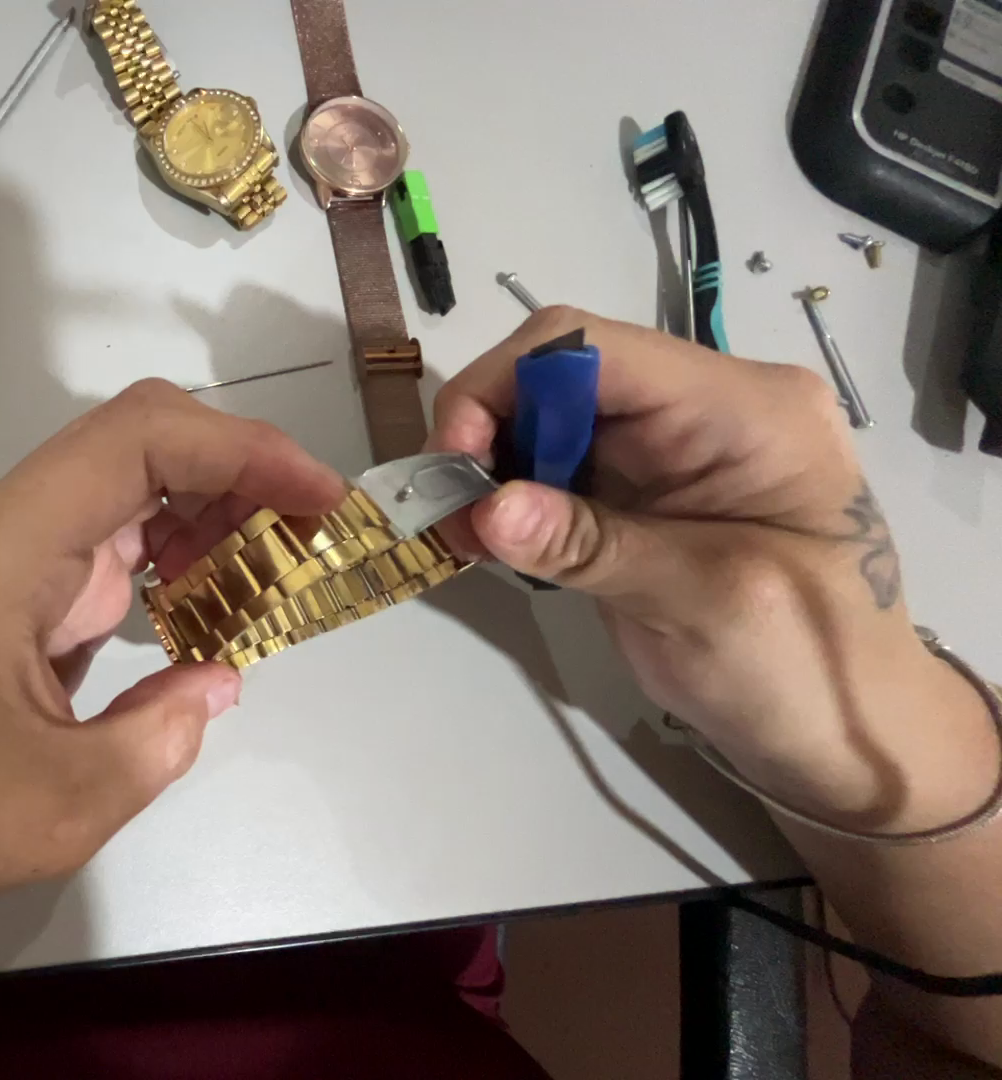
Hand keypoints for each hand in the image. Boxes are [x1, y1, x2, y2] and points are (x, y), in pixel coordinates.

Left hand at [0, 381, 346, 919]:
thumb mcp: (63, 801)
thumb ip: (160, 736)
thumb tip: (220, 679)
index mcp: (5, 551)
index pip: (132, 442)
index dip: (238, 449)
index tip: (315, 494)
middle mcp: (7, 524)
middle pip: (134, 437)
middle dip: (234, 466)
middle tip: (304, 530)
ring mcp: (13, 544)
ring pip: (128, 474)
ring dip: (209, 501)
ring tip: (269, 563)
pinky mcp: (24, 572)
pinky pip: (113, 526)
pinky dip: (175, 541)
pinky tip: (209, 591)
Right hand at [428, 308, 993, 829]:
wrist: (832, 722)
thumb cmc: (802, 662)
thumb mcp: (701, 601)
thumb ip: (591, 546)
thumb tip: (486, 509)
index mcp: (738, 409)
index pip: (588, 347)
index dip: (500, 386)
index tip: (453, 461)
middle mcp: (689, 407)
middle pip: (544, 374)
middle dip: (478, 431)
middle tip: (450, 510)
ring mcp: (648, 446)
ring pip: (525, 418)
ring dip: (478, 470)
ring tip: (465, 538)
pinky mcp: (615, 485)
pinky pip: (531, 463)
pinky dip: (492, 497)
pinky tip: (486, 542)